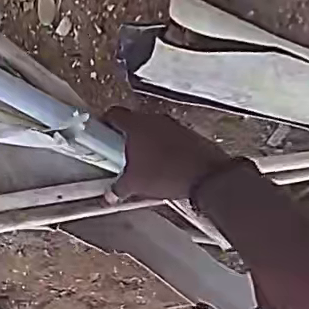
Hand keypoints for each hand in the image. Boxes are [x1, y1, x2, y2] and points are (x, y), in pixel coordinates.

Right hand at [104, 106, 234, 201]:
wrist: (206, 176)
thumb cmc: (165, 173)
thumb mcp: (135, 184)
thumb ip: (119, 188)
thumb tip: (111, 195)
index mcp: (136, 125)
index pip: (114, 114)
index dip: (106, 123)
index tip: (102, 134)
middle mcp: (155, 120)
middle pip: (134, 122)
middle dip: (127, 137)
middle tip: (122, 154)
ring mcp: (174, 125)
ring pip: (154, 129)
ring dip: (147, 142)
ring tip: (144, 164)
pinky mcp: (190, 135)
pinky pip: (171, 138)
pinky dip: (165, 148)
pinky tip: (164, 167)